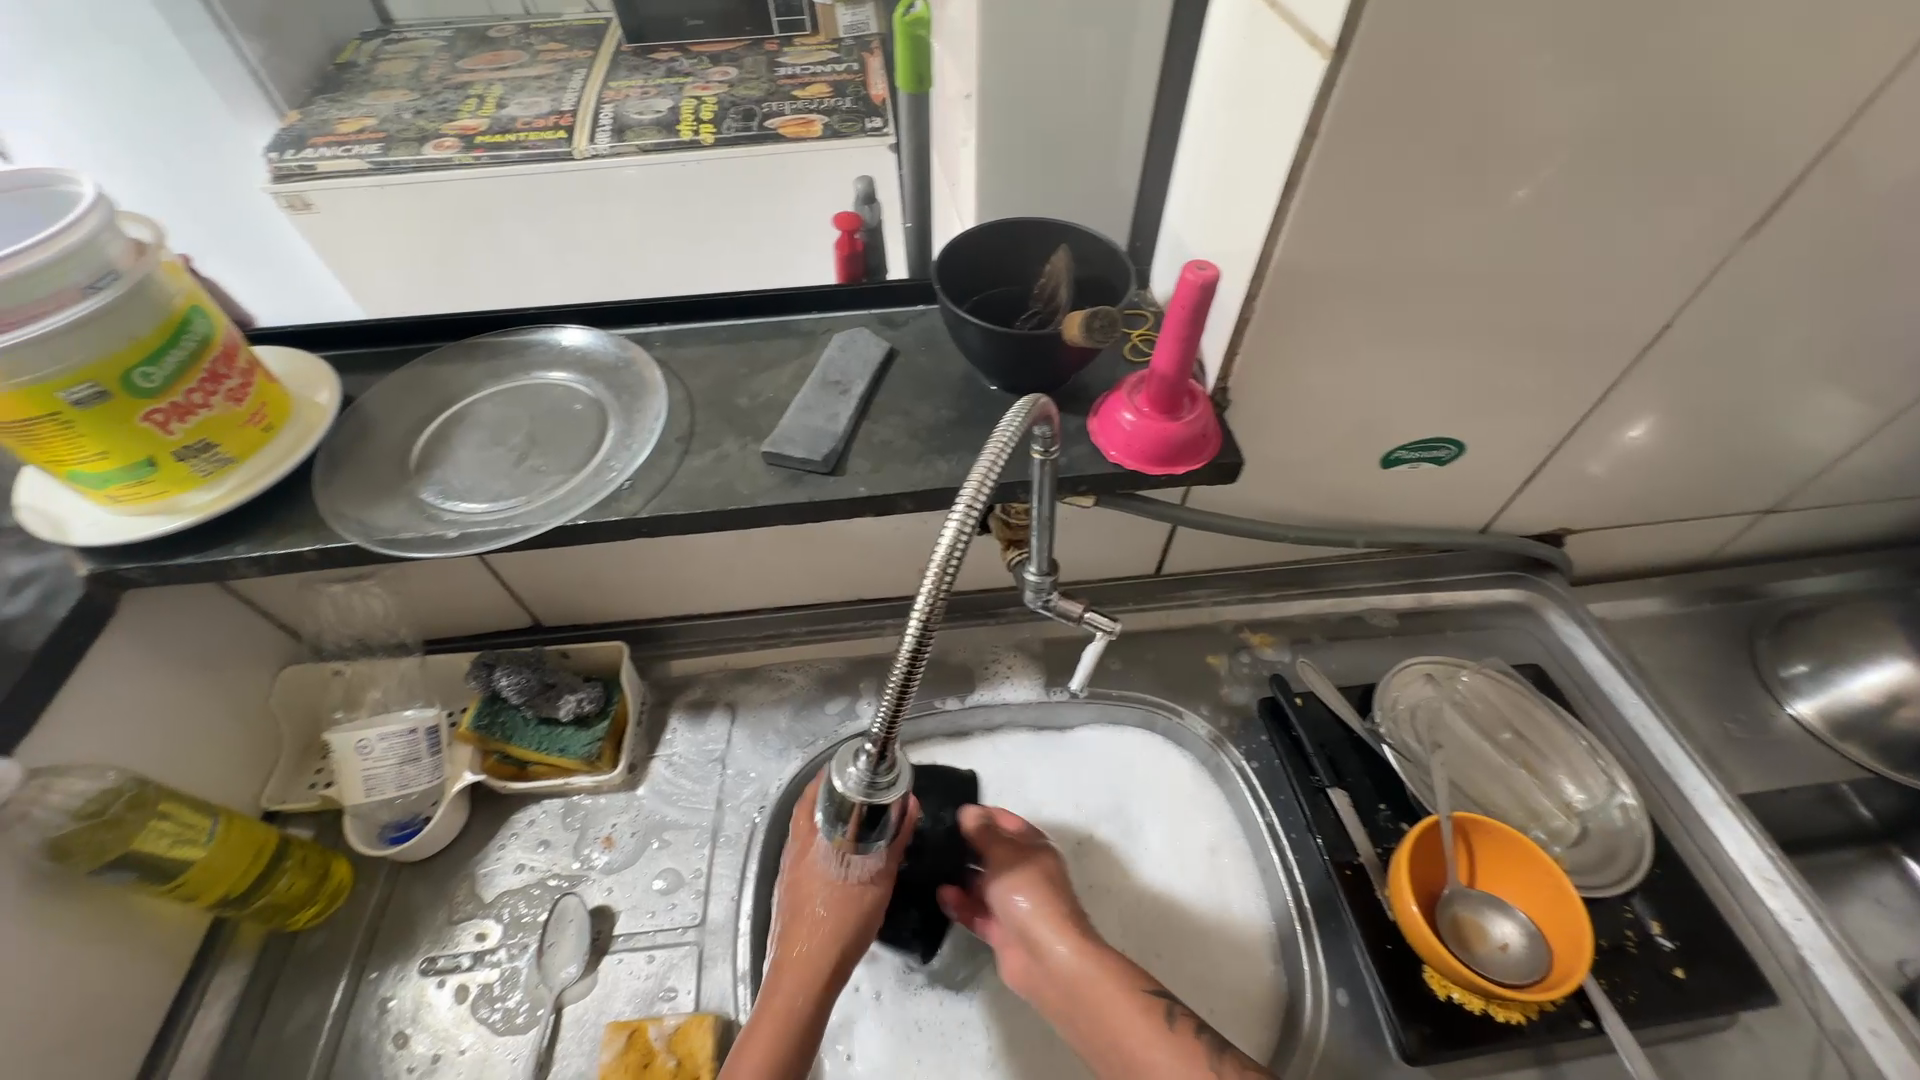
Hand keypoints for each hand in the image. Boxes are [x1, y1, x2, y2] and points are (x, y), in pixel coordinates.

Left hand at [763, 770, 919, 995]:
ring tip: (859, 819)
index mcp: (810, 835)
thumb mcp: (878, 878)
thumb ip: (894, 839)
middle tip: (863, 791)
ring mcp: (787, 868)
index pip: (817, 788)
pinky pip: (806, 851)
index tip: (859, 766)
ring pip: (806, 830)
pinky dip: (824, 842)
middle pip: (809, 807)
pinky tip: (844, 856)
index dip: (835, 773)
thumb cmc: (842, 920)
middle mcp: (794, 845)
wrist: (806, 973)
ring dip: (828, 819)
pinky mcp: (788, 888)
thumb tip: (910, 804)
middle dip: (834, 795)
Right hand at [936, 805, 1100, 1002]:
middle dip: (964, 846)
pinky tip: (942, 895)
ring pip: (981, 883)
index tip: (950, 814)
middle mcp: (1023, 872)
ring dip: (959, 877)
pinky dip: (961, 904)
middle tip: (930, 840)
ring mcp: (1012, 902)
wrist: (1048, 959)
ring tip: (929, 867)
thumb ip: (983, 833)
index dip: (980, 816)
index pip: (1004, 822)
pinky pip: (976, 911)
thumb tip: (968, 810)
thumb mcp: (1005, 856)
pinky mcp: (1001, 929)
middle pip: (990, 852)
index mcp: (1033, 848)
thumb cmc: (1029, 895)